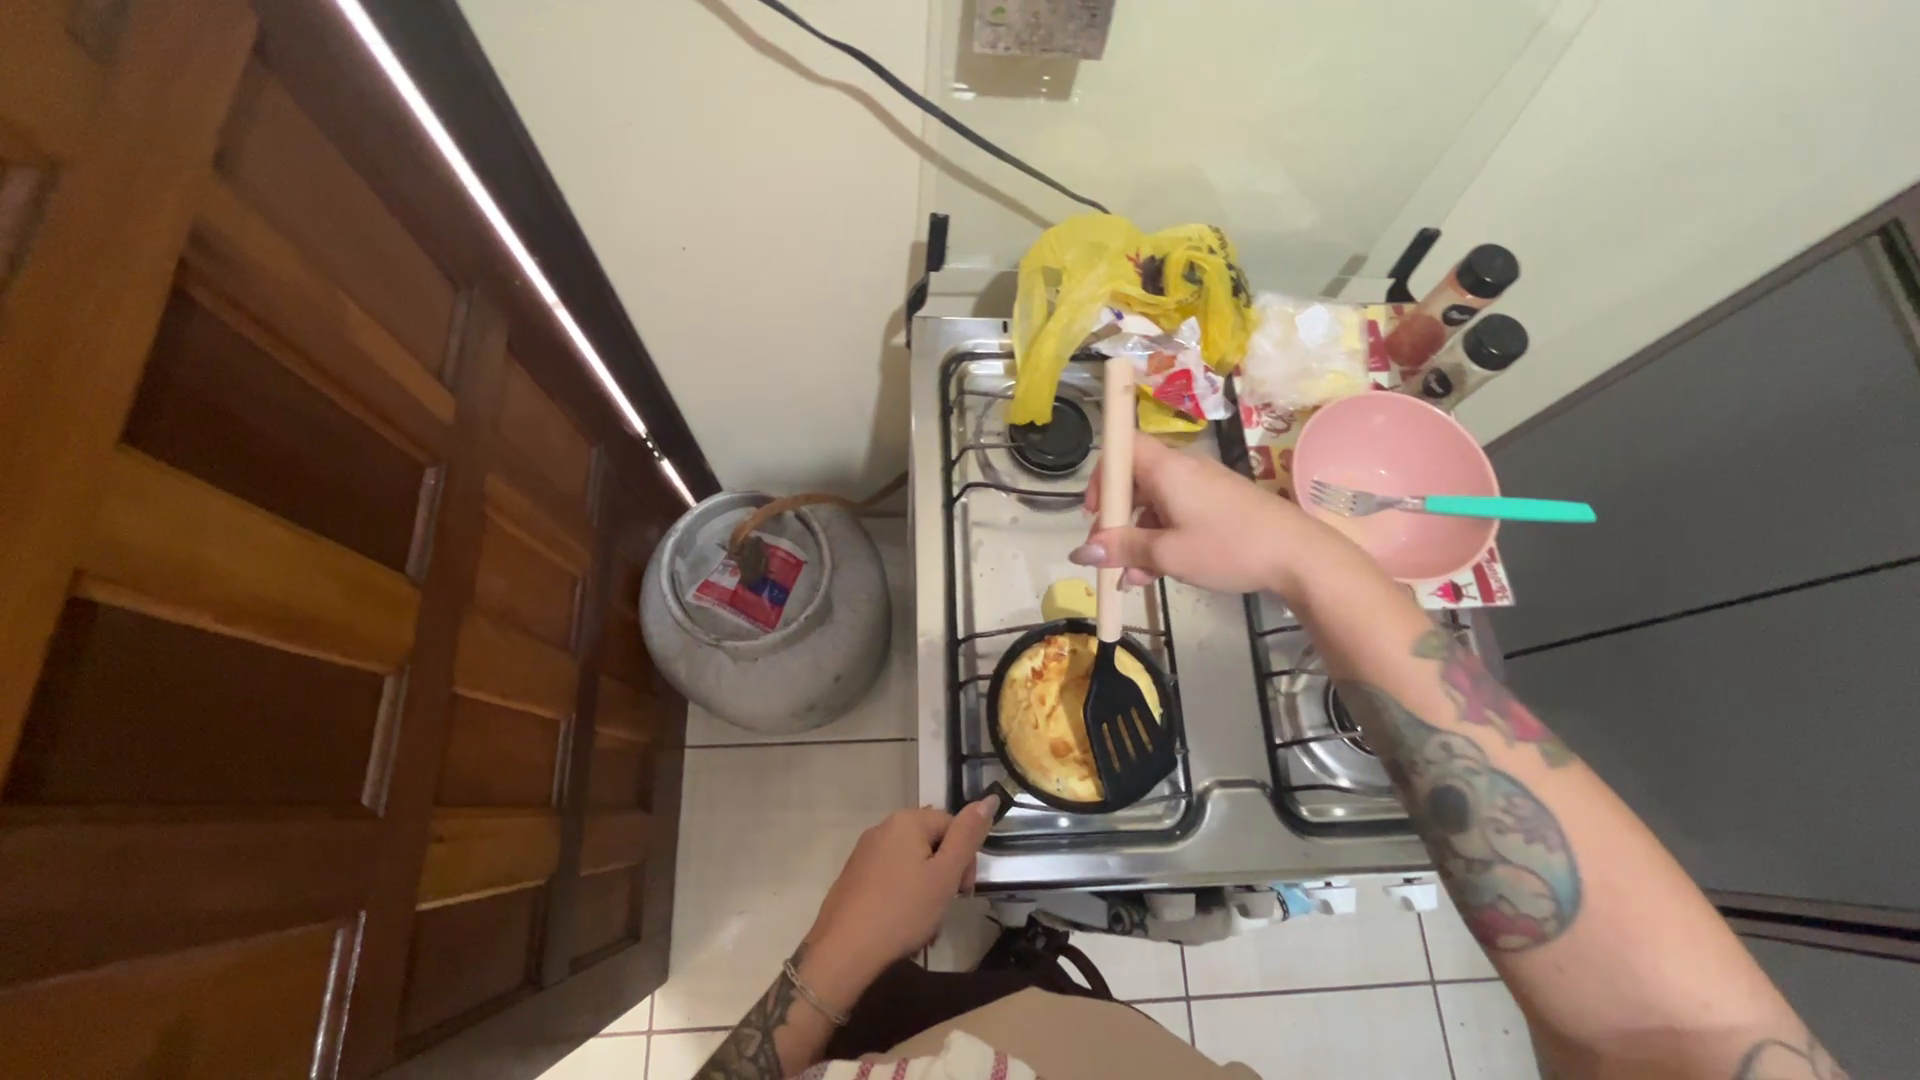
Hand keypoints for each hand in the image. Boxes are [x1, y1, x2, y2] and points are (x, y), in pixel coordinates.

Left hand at [802, 796, 998, 988]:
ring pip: (912, 863)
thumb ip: (968, 835)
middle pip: (931, 843)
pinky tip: (904, 924)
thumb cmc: (902, 910)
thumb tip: (989, 798)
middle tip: (945, 907)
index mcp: (907, 820)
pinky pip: (891, 877)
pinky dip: (904, 895)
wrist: (844, 950)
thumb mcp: (945, 874)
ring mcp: (865, 852)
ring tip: (926, 923)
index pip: (953, 826)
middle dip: (945, 874)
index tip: (963, 892)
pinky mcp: (854, 875)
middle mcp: (883, 828)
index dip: (965, 859)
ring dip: (926, 888)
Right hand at [1070, 434, 1327, 596]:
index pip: (1123, 447)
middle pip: (1134, 481)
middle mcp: (1182, 470)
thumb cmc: (1228, 547)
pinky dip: (1160, 539)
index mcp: (1167, 469)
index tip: (1094, 512)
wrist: (1298, 555)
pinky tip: (1154, 573)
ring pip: (1154, 504)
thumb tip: (1080, 551)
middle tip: (1107, 555)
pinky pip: (1176, 514)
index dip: (1101, 475)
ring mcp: (1202, 488)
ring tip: (1130, 578)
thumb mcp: (1168, 554)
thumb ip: (1123, 549)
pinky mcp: (1217, 506)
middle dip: (1115, 519)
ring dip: (1137, 538)